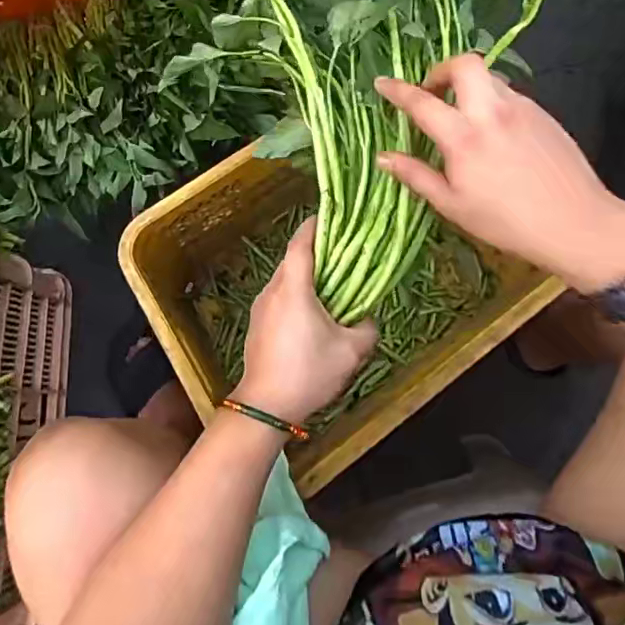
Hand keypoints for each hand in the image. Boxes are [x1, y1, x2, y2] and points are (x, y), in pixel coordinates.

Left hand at [230, 218, 378, 424]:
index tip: (330, 218)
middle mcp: (273, 289)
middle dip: (316, 254)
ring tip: (332, 289)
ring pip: (286, 280)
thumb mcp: (351, 352)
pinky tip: (313, 316)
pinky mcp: (257, 324)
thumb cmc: (308, 371)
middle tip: (342, 256)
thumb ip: (366, 328)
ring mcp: (261, 306)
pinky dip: (296, 296)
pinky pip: (279, 299)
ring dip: (307, 278)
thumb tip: (367, 318)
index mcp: (293, 287)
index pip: (301, 243)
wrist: (265, 405)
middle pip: (293, 260)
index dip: (315, 226)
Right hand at [374, 53, 624, 292]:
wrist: (580, 225)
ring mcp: (523, 109)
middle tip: (433, 94)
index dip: (396, 89)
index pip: (421, 101)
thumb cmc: (507, 222)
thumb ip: (416, 175)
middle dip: (442, 70)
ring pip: (489, 77)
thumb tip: (383, 157)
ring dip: (468, 87)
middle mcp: (492, 112)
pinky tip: (493, 134)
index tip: (382, 83)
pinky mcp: (544, 115)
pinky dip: (491, 102)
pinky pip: (509, 95)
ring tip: (461, 116)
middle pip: (464, 64)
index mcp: (464, 137)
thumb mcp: (452, 205)